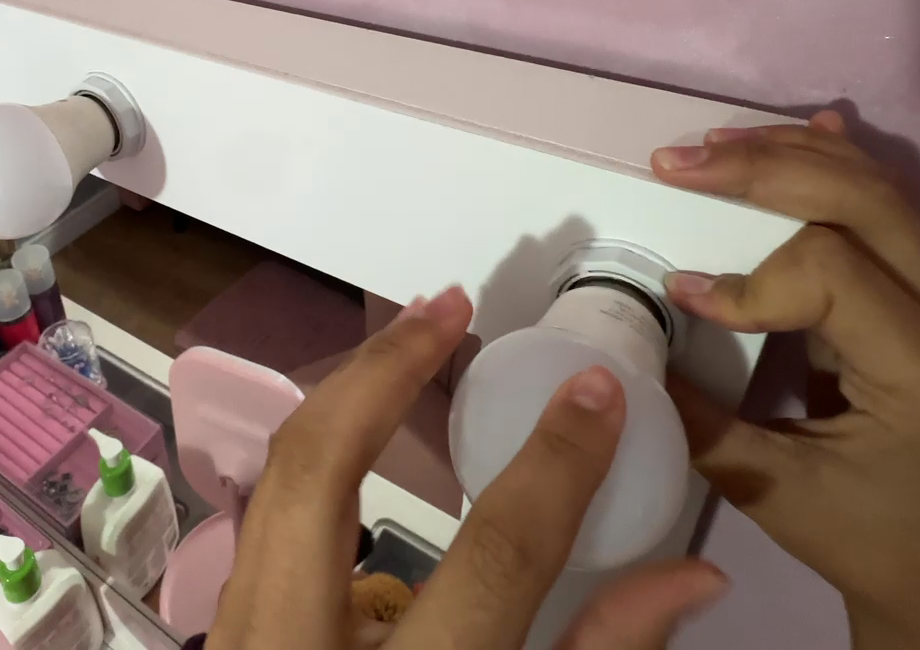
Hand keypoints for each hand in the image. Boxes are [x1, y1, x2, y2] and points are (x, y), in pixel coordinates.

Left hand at [209, 284, 727, 649]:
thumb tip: (690, 576)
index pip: (490, 566)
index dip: (555, 468)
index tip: (597, 389)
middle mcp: (289, 648)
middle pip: (317, 471)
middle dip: (384, 371)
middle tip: (446, 304)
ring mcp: (241, 632)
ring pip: (280, 470)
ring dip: (348, 390)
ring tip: (413, 334)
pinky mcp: (229, 622)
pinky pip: (278, 506)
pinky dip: (331, 446)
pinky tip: (373, 416)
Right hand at [651, 110, 919, 649]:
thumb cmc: (864, 534)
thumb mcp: (769, 488)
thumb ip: (694, 417)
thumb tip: (623, 347)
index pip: (832, 272)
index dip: (747, 275)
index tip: (680, 294)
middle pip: (859, 200)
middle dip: (758, 172)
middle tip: (674, 163)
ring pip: (874, 187)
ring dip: (785, 154)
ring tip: (710, 146)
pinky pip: (886, 202)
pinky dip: (840, 159)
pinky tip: (812, 126)